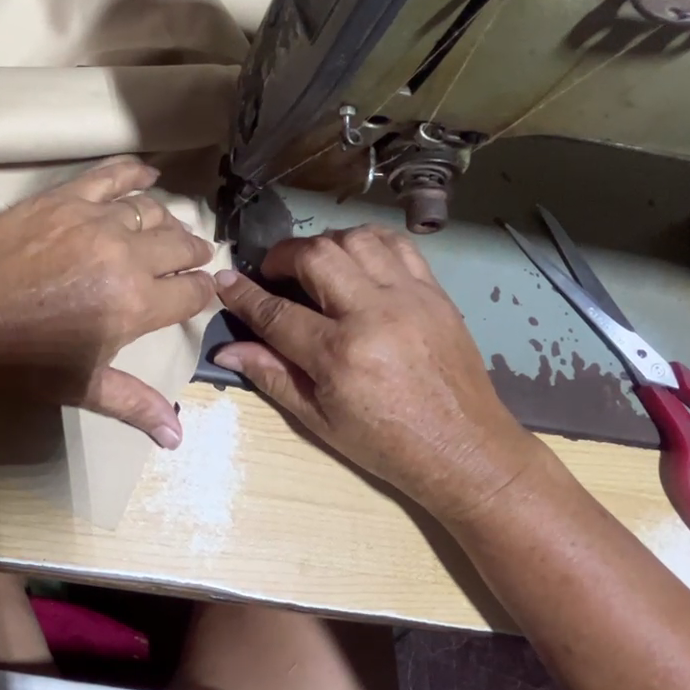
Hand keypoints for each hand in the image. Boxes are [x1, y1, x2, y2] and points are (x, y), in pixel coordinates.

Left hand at [0, 157, 217, 448]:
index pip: (191, 291)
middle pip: (177, 244)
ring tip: (167, 230)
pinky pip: (110, 175)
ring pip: (149, 210)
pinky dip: (134, 171)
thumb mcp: (82, 388)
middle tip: (195, 257)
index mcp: (136, 304)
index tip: (205, 289)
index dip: (203, 292)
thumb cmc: (20, 362)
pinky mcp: (63, 198)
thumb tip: (178, 437)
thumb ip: (136, 404)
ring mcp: (93, 220)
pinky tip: (148, 172)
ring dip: (166, 221)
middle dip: (193, 253)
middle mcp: (125, 254)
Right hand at [212, 225, 547, 524]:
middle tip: (272, 273)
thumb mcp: (318, 421)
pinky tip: (355, 261)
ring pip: (356, 239)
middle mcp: (374, 316)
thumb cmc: (386, 444)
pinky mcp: (436, 293)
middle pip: (316, 257)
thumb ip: (272, 375)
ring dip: (324, 244)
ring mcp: (410, 298)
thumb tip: (227, 348)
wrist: (465, 450)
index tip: (224, 280)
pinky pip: (397, 245)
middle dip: (282, 257)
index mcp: (340, 356)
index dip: (243, 294)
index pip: (276, 312)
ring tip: (313, 265)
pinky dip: (367, 243)